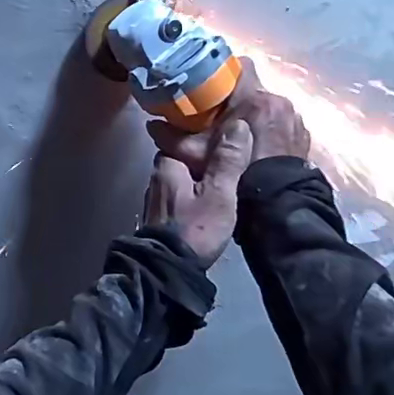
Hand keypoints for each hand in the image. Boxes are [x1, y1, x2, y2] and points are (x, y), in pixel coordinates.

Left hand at [144, 119, 252, 267]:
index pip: (184, 140)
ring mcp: (154, 199)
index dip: (204, 138)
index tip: (226, 141)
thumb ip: (228, 161)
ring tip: (224, 183)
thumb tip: (239, 125)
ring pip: (180, 179)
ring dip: (197, 180)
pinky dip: (191, 196)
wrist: (169, 269)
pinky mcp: (158, 218)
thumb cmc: (195, 228)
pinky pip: (178, 197)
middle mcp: (156, 178)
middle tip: (231, 163)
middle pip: (182, 160)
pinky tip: (207, 204)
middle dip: (202, 161)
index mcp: (166, 165)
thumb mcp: (219, 193)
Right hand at [148, 59, 311, 171]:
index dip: (223, 71)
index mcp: (252, 97)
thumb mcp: (194, 155)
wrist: (276, 201)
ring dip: (255, 115)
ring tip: (239, 134)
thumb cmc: (233, 170)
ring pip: (269, 106)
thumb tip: (152, 125)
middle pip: (254, 87)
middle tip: (218, 114)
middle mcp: (277, 100)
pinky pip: (282, 124)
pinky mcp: (303, 136)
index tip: (210, 85)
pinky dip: (270, 130)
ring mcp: (293, 119)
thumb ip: (171, 137)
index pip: (239, 64)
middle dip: (237, 97)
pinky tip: (259, 147)